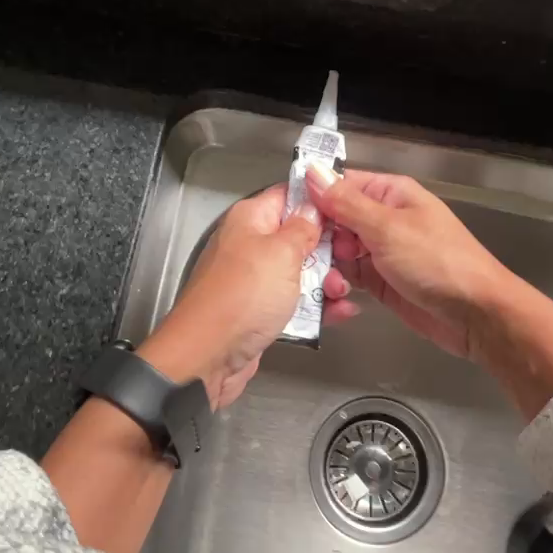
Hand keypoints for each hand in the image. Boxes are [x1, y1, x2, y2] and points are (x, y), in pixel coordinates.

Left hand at [139, 184, 358, 407]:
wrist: (207, 356)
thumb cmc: (237, 300)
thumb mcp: (283, 253)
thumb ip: (303, 228)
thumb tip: (313, 211)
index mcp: (250, 219)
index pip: (289, 196)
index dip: (318, 204)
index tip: (344, 215)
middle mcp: (248, 245)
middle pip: (298, 237)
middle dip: (326, 252)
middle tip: (343, 264)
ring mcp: (252, 279)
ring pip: (298, 273)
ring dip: (324, 283)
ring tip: (339, 294)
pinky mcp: (257, 310)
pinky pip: (292, 302)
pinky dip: (313, 308)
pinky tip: (335, 313)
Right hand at [307, 166, 552, 419]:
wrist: (477, 315)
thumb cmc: (439, 262)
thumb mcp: (388, 228)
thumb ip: (346, 203)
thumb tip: (313, 171)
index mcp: (391, 194)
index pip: (340, 185)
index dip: (313, 198)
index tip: (287, 216)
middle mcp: (384, 218)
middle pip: (335, 219)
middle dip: (319, 238)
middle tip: (304, 257)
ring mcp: (383, 251)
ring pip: (339, 250)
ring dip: (327, 264)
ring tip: (326, 282)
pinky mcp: (382, 281)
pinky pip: (349, 276)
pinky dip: (338, 284)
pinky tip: (332, 293)